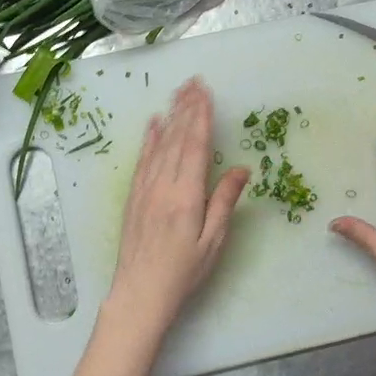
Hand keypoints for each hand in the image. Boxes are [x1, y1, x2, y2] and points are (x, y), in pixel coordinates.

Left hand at [106, 78, 249, 336]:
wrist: (140, 293)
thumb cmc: (183, 272)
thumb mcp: (213, 241)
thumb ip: (225, 201)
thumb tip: (241, 169)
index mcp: (186, 196)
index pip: (196, 146)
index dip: (201, 117)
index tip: (206, 93)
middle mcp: (163, 186)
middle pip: (177, 139)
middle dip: (187, 108)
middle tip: (193, 82)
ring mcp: (145, 190)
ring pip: (159, 145)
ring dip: (170, 117)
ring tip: (178, 93)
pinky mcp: (134, 197)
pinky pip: (143, 160)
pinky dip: (150, 139)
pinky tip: (154, 124)